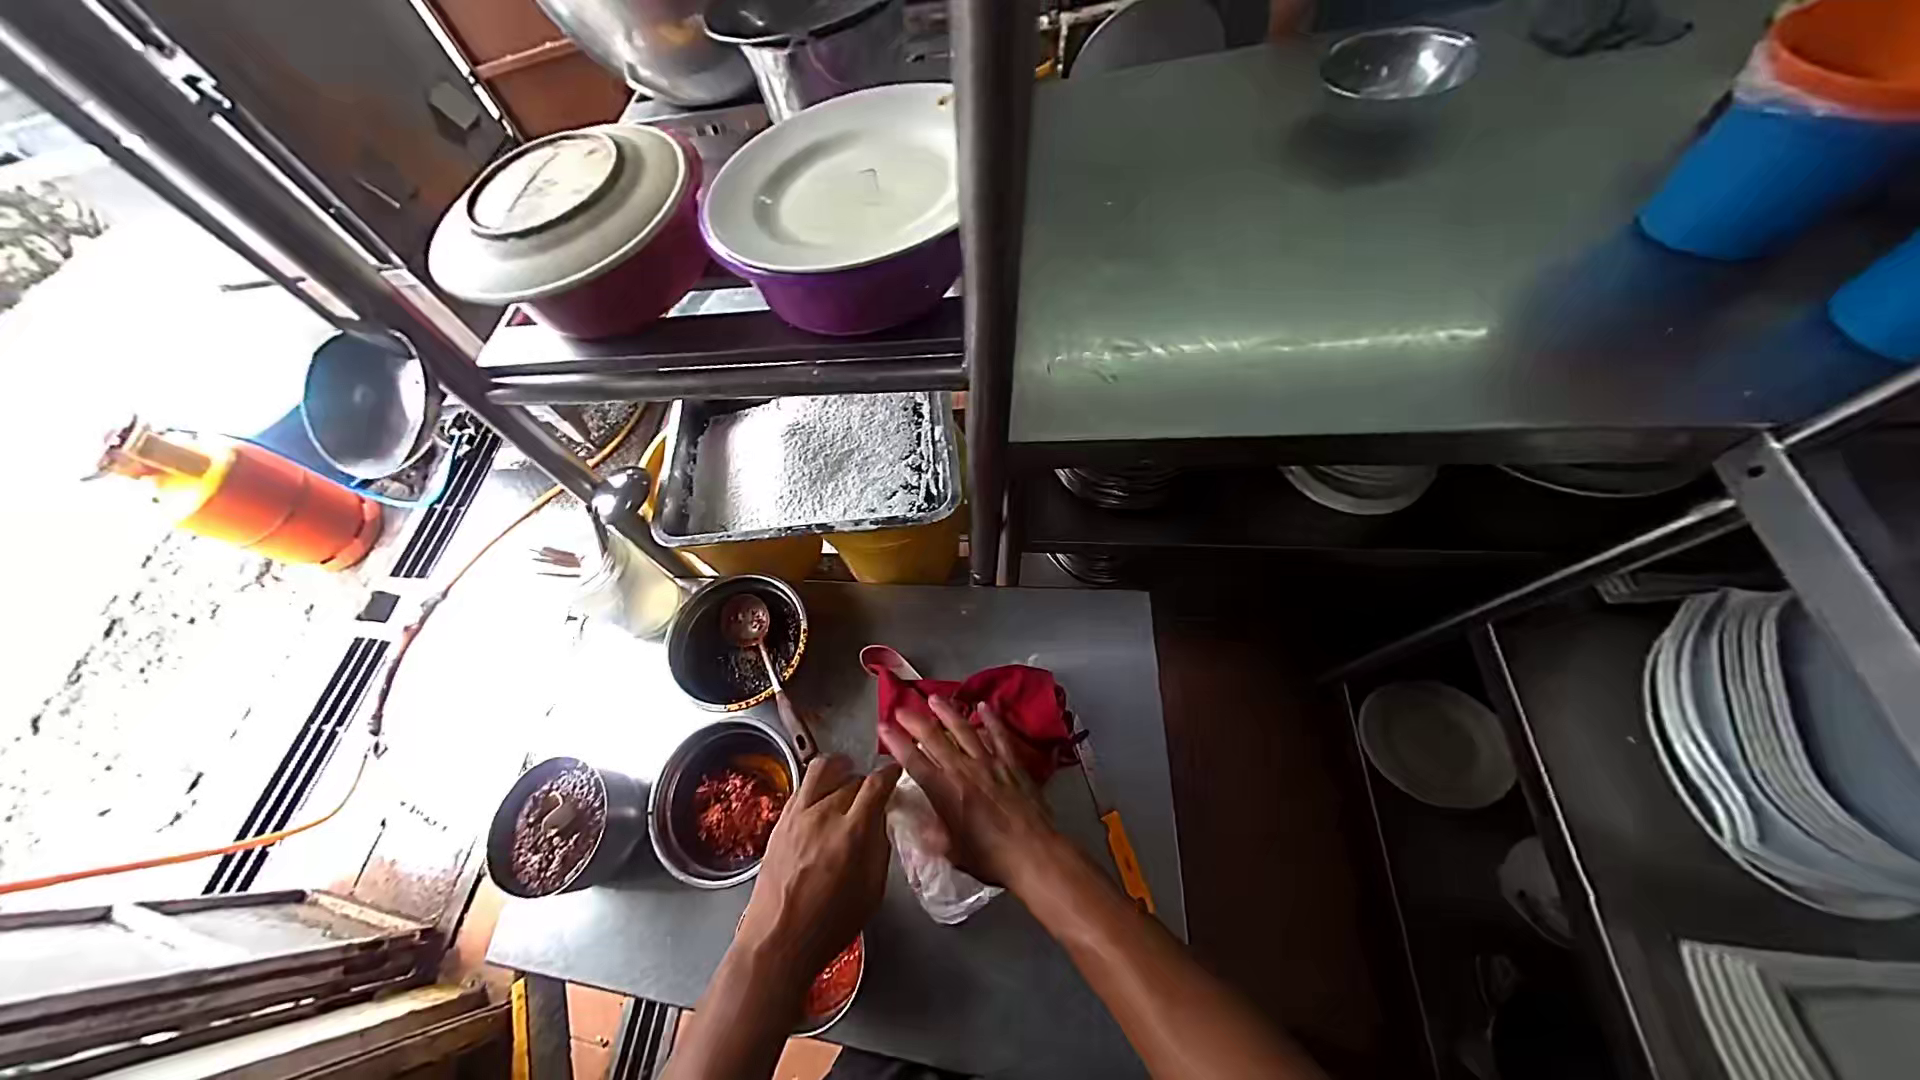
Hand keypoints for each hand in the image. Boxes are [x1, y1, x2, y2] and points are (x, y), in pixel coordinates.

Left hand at [738, 755, 900, 980]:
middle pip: (853, 778)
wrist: (777, 940)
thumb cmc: (829, 924)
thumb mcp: (873, 889)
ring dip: (840, 770)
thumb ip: (880, 846)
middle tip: (873, 796)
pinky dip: (819, 784)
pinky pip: (803, 786)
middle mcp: (824, 815)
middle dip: (867, 783)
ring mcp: (798, 814)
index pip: (877, 783)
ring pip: (823, 768)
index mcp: (853, 833)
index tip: (894, 774)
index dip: (890, 773)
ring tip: (847, 777)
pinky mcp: (781, 820)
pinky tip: (823, 798)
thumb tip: (881, 820)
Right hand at [879, 697, 1062, 889]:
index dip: (896, 742)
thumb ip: (932, 835)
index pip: (913, 760)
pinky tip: (983, 706)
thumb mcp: (952, 852)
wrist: (1032, 852)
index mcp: (944, 791)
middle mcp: (963, 770)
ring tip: (935, 698)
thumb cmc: (990, 858)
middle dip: (914, 720)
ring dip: (947, 712)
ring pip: (964, 729)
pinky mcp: (1011, 762)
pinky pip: (999, 734)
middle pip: (934, 738)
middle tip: (901, 708)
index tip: (884, 727)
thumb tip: (916, 825)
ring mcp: (989, 762)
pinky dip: (991, 719)